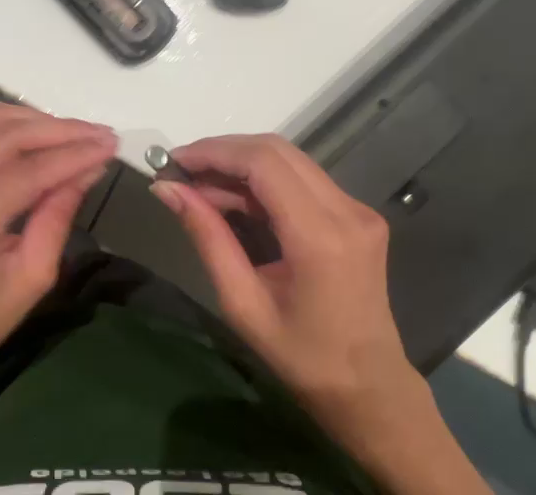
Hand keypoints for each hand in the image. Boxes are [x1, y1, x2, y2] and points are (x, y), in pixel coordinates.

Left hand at [0, 103, 116, 389]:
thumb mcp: (36, 273)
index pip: (28, 170)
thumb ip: (59, 213)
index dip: (73, 153)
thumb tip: (91, 166)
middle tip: (104, 135)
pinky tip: (51, 138)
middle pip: (9, 135)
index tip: (112, 145)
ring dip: (41, 122)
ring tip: (83, 136)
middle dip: (62, 130)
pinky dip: (21, 126)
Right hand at [150, 134, 424, 441]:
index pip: (262, 164)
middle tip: (182, 171)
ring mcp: (357, 210)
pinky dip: (261, 178)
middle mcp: (346, 211)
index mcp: (320, 237)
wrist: (369, 386)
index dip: (214, 153)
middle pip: (276, 150)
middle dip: (223, 152)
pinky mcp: (357, 214)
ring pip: (288, 158)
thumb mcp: (242, 302)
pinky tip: (233, 198)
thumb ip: (207, 237)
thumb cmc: (302, 355)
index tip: (173, 162)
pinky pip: (301, 177)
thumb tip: (167, 189)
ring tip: (200, 186)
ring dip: (241, 163)